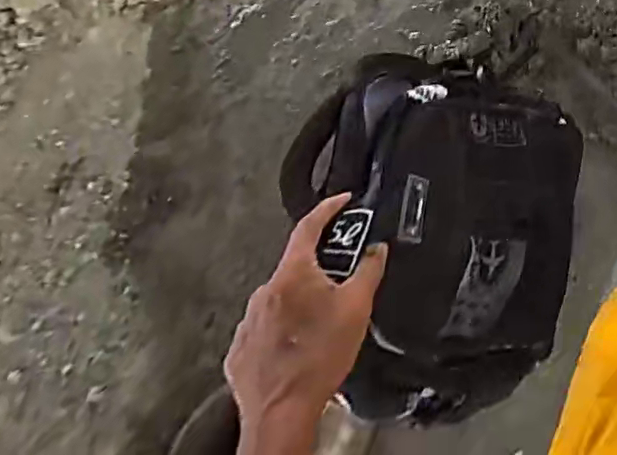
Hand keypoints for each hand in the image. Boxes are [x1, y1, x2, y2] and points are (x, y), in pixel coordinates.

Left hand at [226, 194, 386, 454]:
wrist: (281, 415)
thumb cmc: (321, 356)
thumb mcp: (358, 307)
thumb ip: (369, 270)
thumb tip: (377, 249)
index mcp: (292, 275)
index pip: (308, 227)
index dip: (328, 209)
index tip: (343, 200)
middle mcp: (264, 291)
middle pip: (296, 264)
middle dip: (320, 264)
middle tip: (343, 274)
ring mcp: (248, 321)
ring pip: (281, 296)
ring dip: (301, 297)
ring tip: (323, 317)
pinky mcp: (239, 350)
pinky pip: (266, 324)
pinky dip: (284, 324)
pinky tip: (300, 342)